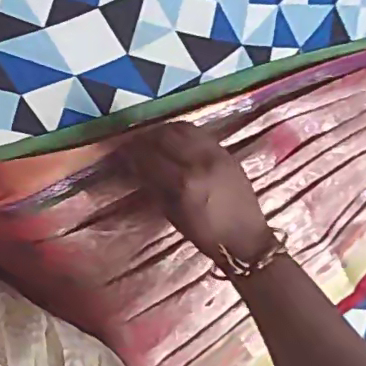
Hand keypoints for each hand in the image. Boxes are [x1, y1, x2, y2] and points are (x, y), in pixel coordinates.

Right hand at [124, 122, 273, 258]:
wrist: (246, 237)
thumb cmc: (206, 234)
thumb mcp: (173, 214)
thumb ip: (155, 187)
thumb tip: (136, 168)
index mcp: (183, 183)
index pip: (148, 158)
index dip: (130, 153)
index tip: (119, 153)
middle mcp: (198, 162)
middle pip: (163, 136)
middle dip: (143, 137)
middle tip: (131, 142)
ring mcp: (214, 153)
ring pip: (181, 128)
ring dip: (161, 130)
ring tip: (150, 137)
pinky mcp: (225, 151)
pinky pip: (198, 132)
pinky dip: (180, 131)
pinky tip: (172, 138)